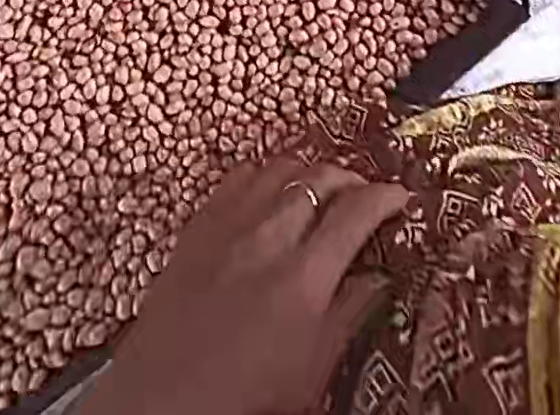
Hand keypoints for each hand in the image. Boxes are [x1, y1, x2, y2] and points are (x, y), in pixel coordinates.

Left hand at [81, 160, 407, 414]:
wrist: (160, 401)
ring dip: (310, 171)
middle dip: (351, 178)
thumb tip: (380, 276)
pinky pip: (241, 175)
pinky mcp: (201, 223)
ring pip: (283, 168)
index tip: (399, 196)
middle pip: (321, 178)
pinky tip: (273, 189)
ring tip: (322, 187)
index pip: (357, 213)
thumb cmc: (241, 397)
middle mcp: (269, 238)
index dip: (385, 197)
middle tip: (362, 193)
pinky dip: (266, 173)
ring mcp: (230, 224)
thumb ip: (348, 313)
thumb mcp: (309, 369)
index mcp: (303, 279)